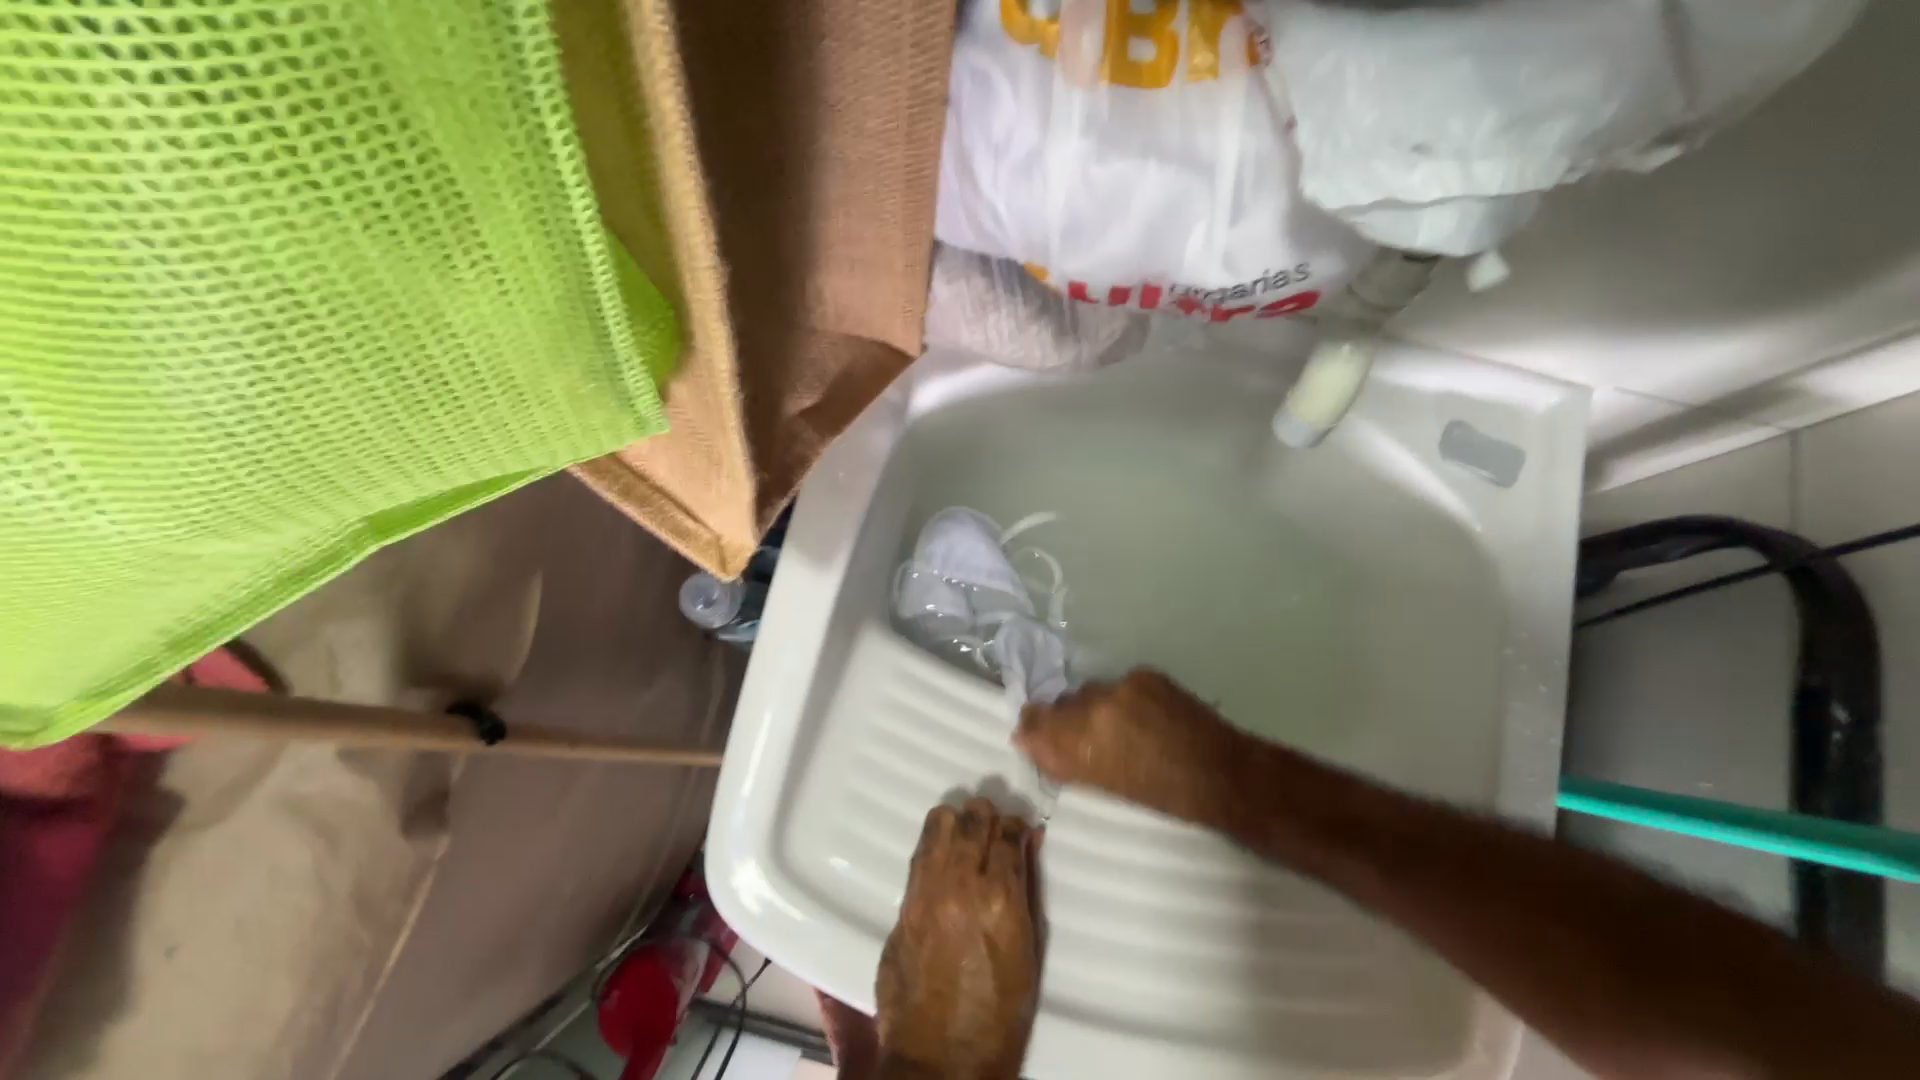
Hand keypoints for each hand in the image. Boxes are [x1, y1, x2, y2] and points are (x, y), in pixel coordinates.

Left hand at [876, 799, 1040, 1079]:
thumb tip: (1028, 844)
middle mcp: (961, 886)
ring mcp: (926, 895)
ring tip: (962, 832)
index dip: (1015, 827)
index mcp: (1000, 900)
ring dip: (954, 823)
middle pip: (970, 822)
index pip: (1008, 835)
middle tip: (990, 824)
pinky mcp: (902, 909)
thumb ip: (1027, 890)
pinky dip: (932, 846)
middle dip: (984, 817)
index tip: (1017, 829)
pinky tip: (941, 853)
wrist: (941, 1058)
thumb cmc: (1000, 1014)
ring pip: (937, 827)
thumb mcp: (1029, 951)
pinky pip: (917, 858)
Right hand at [1014, 668, 1249, 823]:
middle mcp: (1093, 707)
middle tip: (1084, 736)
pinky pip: (1119, 684)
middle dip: (1066, 719)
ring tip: (1119, 726)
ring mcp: (1120, 686)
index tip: (1031, 732)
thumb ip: (1062, 758)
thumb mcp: (1102, 783)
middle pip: (1060, 705)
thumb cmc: (1160, 794)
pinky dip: (1124, 698)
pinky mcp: (1143, 674)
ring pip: (1090, 691)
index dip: (1031, 726)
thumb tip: (1027, 739)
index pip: (1035, 722)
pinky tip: (1143, 715)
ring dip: (1095, 706)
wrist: (1219, 773)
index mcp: (1080, 741)